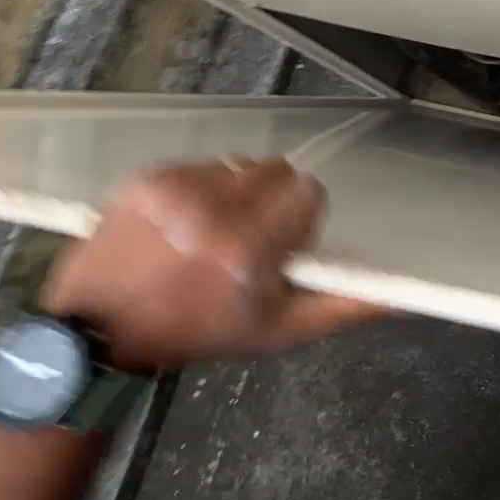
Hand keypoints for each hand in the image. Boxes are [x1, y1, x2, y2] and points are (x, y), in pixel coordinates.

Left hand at [42, 156, 382, 371]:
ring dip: (239, 192)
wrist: (95, 335)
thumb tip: (404, 296)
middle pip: (279, 171)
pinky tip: (181, 222)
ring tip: (210, 231)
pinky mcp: (147, 179)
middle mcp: (214, 212)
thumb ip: (345, 308)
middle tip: (248, 238)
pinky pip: (203, 164)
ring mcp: (175, 191)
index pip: (309, 192)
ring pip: (242, 164)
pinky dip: (202, 188)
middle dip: (273, 201)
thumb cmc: (200, 333)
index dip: (301, 219)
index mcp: (249, 250)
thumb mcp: (280, 331)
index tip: (280, 247)